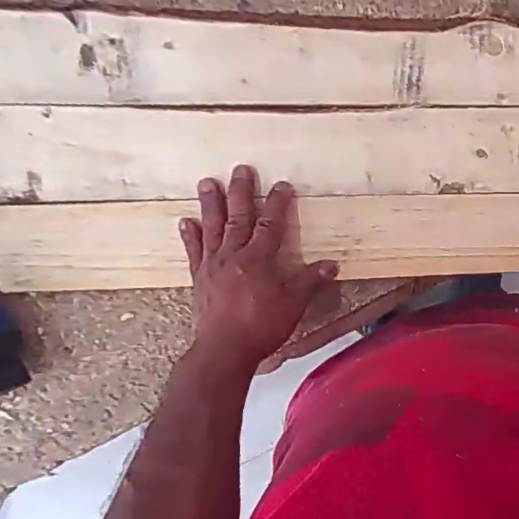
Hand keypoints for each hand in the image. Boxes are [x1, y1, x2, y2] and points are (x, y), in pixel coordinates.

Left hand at [178, 166, 337, 370]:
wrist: (225, 348)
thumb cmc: (264, 325)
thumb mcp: (295, 303)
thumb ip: (311, 281)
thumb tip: (331, 265)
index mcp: (259, 258)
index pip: (272, 224)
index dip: (278, 203)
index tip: (283, 185)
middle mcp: (234, 255)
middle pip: (239, 217)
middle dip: (242, 192)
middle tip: (241, 170)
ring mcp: (213, 265)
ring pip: (213, 227)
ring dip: (211, 203)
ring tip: (207, 182)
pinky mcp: (200, 278)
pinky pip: (195, 251)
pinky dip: (191, 235)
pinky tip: (186, 221)